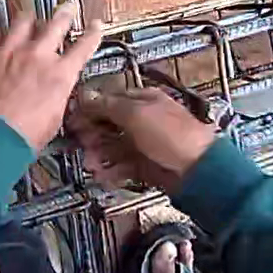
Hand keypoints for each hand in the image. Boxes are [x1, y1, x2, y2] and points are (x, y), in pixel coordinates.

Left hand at [0, 3, 104, 150]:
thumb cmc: (19, 138)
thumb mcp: (52, 120)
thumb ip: (56, 97)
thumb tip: (55, 91)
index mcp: (58, 75)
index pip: (83, 47)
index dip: (93, 34)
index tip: (95, 26)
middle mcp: (36, 56)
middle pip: (55, 24)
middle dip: (64, 14)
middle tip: (67, 8)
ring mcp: (8, 51)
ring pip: (22, 21)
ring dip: (29, 19)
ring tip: (30, 16)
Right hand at [70, 88, 218, 193]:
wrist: (199, 171)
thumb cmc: (171, 134)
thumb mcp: (136, 113)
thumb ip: (107, 105)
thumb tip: (85, 96)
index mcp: (143, 100)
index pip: (109, 100)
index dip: (89, 109)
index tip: (73, 119)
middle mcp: (142, 120)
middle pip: (108, 124)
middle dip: (92, 134)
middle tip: (81, 143)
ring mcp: (144, 143)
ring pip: (113, 146)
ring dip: (99, 154)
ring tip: (91, 164)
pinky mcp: (145, 165)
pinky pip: (122, 165)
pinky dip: (111, 171)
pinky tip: (104, 176)